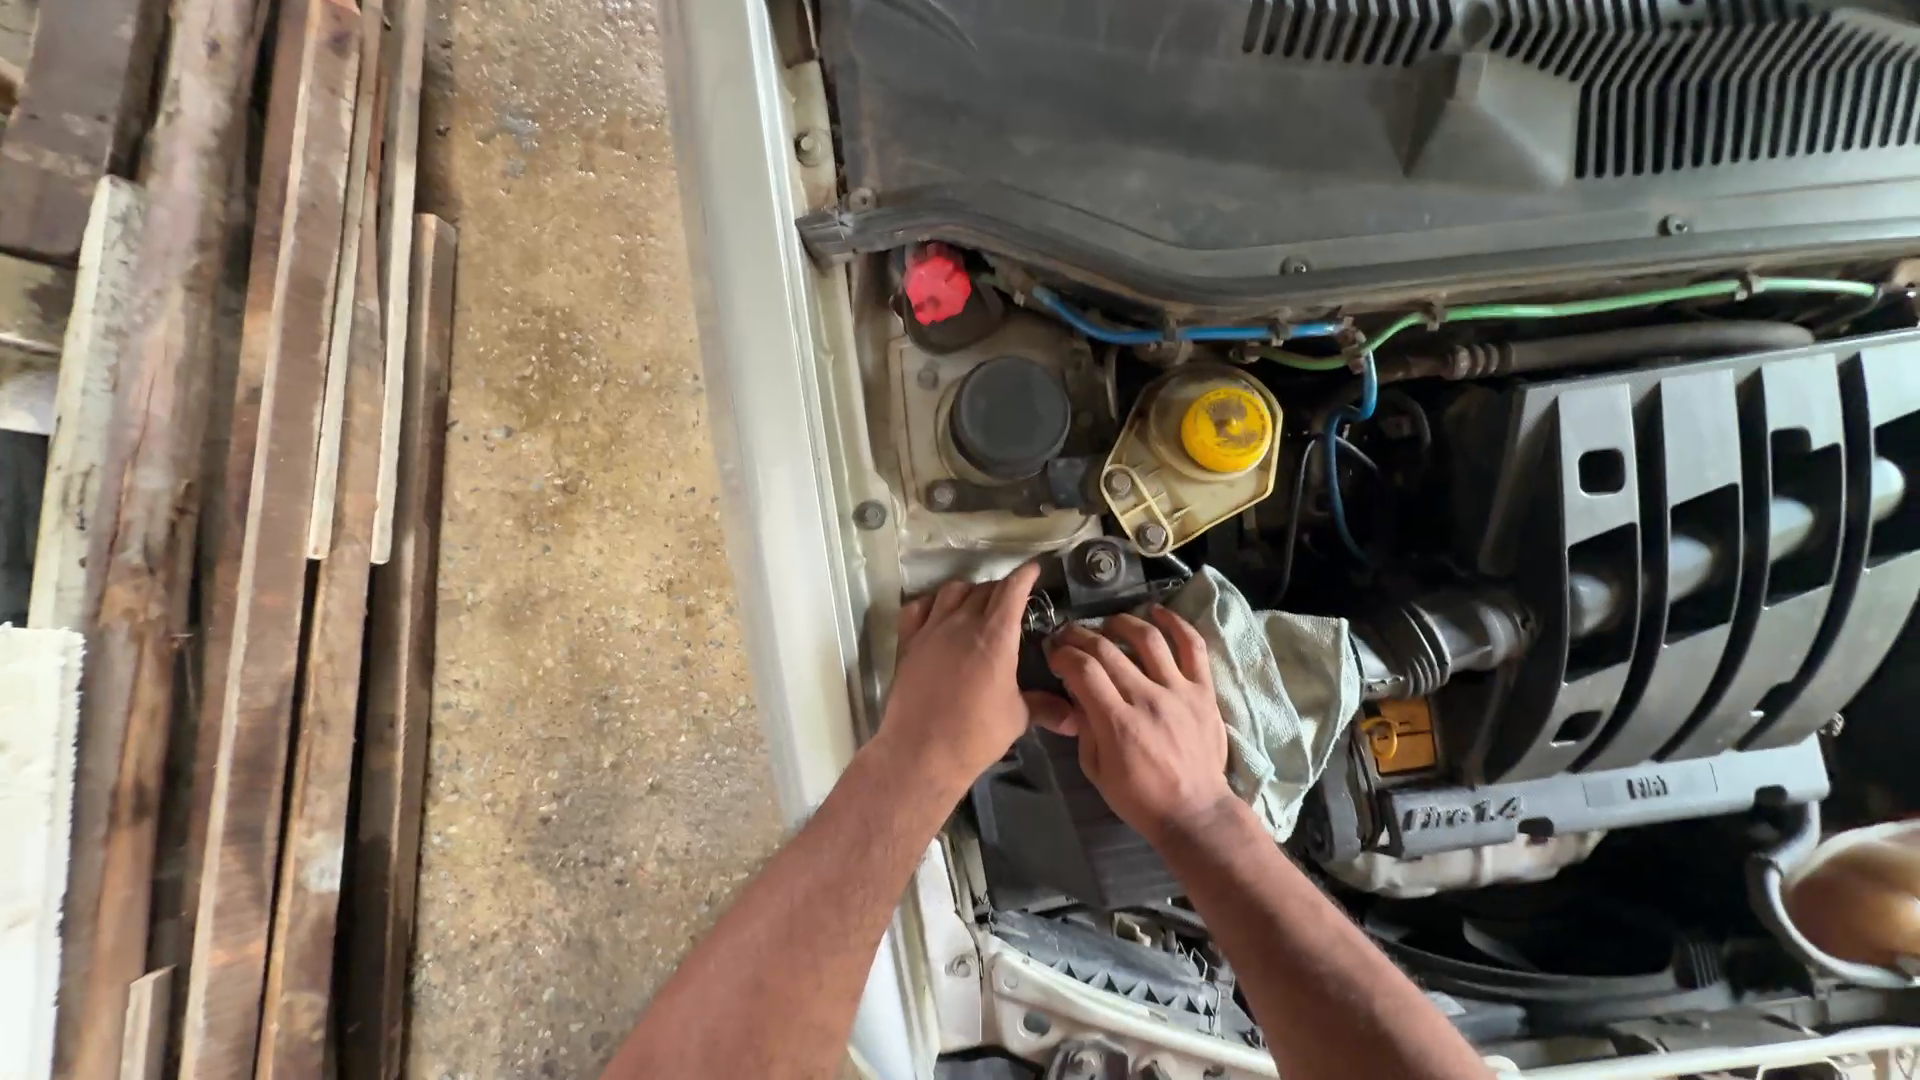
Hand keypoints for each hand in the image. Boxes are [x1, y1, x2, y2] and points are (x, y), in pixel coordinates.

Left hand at [878, 563, 1056, 788]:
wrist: (921, 752)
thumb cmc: (975, 735)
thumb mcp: (1017, 718)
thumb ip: (1045, 707)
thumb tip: (1074, 718)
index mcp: (995, 636)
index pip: (1012, 590)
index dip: (1025, 575)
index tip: (1034, 568)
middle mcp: (962, 623)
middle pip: (985, 589)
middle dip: (1002, 588)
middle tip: (1012, 600)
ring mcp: (931, 630)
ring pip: (952, 591)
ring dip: (970, 591)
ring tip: (978, 604)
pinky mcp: (908, 643)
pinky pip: (918, 608)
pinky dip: (933, 603)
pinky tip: (939, 613)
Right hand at [1040, 608, 1236, 844]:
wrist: (1196, 813)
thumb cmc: (1140, 798)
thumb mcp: (1095, 770)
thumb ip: (1083, 728)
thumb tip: (1075, 694)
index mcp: (1117, 723)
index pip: (1083, 670)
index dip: (1062, 654)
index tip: (1054, 655)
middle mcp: (1147, 699)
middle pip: (1106, 649)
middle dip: (1079, 636)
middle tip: (1069, 636)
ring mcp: (1179, 691)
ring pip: (1147, 638)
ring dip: (1120, 622)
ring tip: (1106, 624)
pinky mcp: (1204, 691)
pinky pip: (1193, 647)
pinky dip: (1175, 623)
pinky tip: (1156, 611)